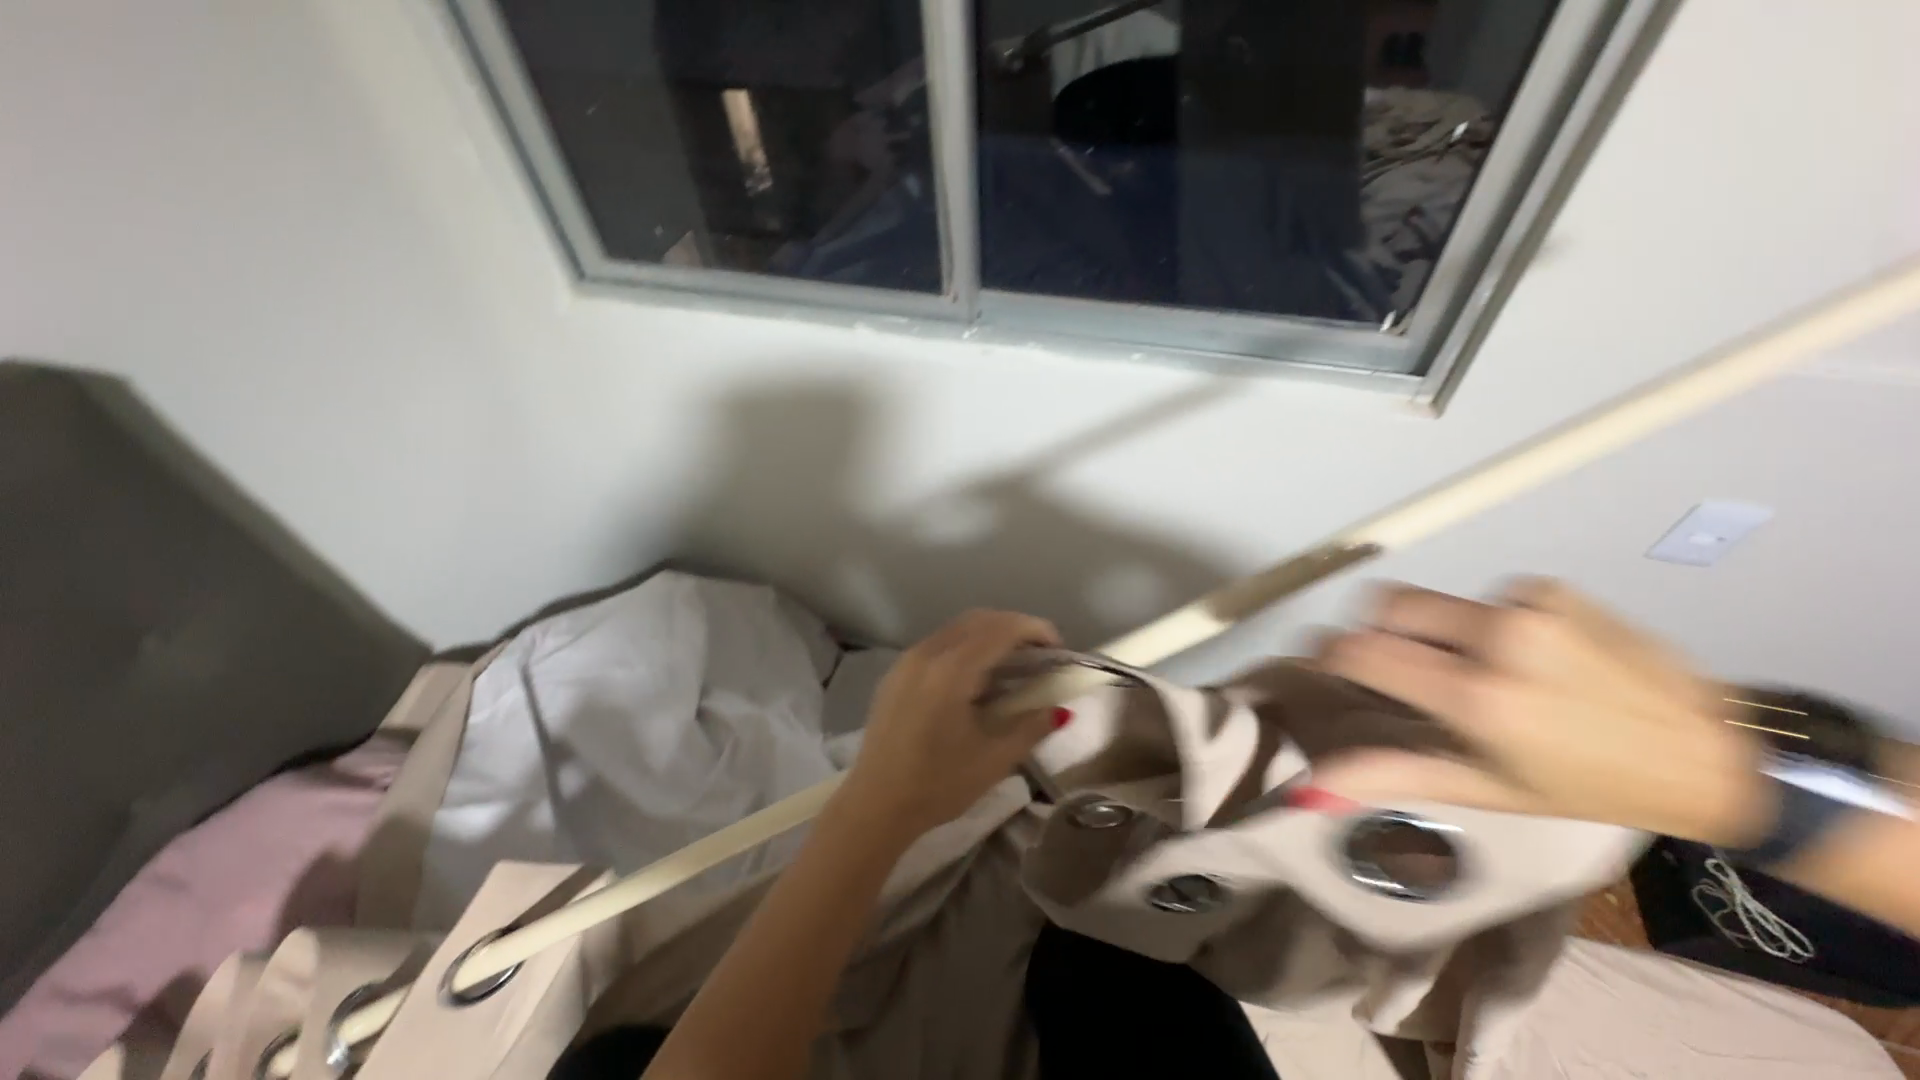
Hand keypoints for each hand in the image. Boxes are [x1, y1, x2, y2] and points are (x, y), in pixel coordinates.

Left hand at [838, 609, 1063, 839]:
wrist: (875, 806)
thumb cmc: (937, 785)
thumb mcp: (994, 760)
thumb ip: (1031, 727)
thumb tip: (1060, 710)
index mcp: (952, 670)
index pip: (1002, 629)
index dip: (1035, 630)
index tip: (1059, 650)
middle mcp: (927, 654)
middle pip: (978, 620)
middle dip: (1014, 628)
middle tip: (1040, 655)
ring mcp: (906, 662)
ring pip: (955, 629)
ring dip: (988, 636)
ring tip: (1012, 666)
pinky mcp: (894, 675)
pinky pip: (937, 645)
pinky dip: (964, 647)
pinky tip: (975, 679)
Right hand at [1315, 579, 1771, 844]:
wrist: (1710, 754)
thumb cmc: (1588, 786)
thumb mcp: (1486, 790)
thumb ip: (1394, 775)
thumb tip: (1311, 785)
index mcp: (1477, 698)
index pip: (1362, 652)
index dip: (1328, 654)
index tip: (1327, 665)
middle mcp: (1497, 639)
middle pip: (1388, 604)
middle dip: (1375, 629)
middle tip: (1393, 665)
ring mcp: (1528, 607)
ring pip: (1436, 603)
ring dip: (1438, 633)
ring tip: (1481, 671)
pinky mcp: (1552, 590)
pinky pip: (1484, 598)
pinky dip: (1485, 624)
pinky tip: (1526, 657)